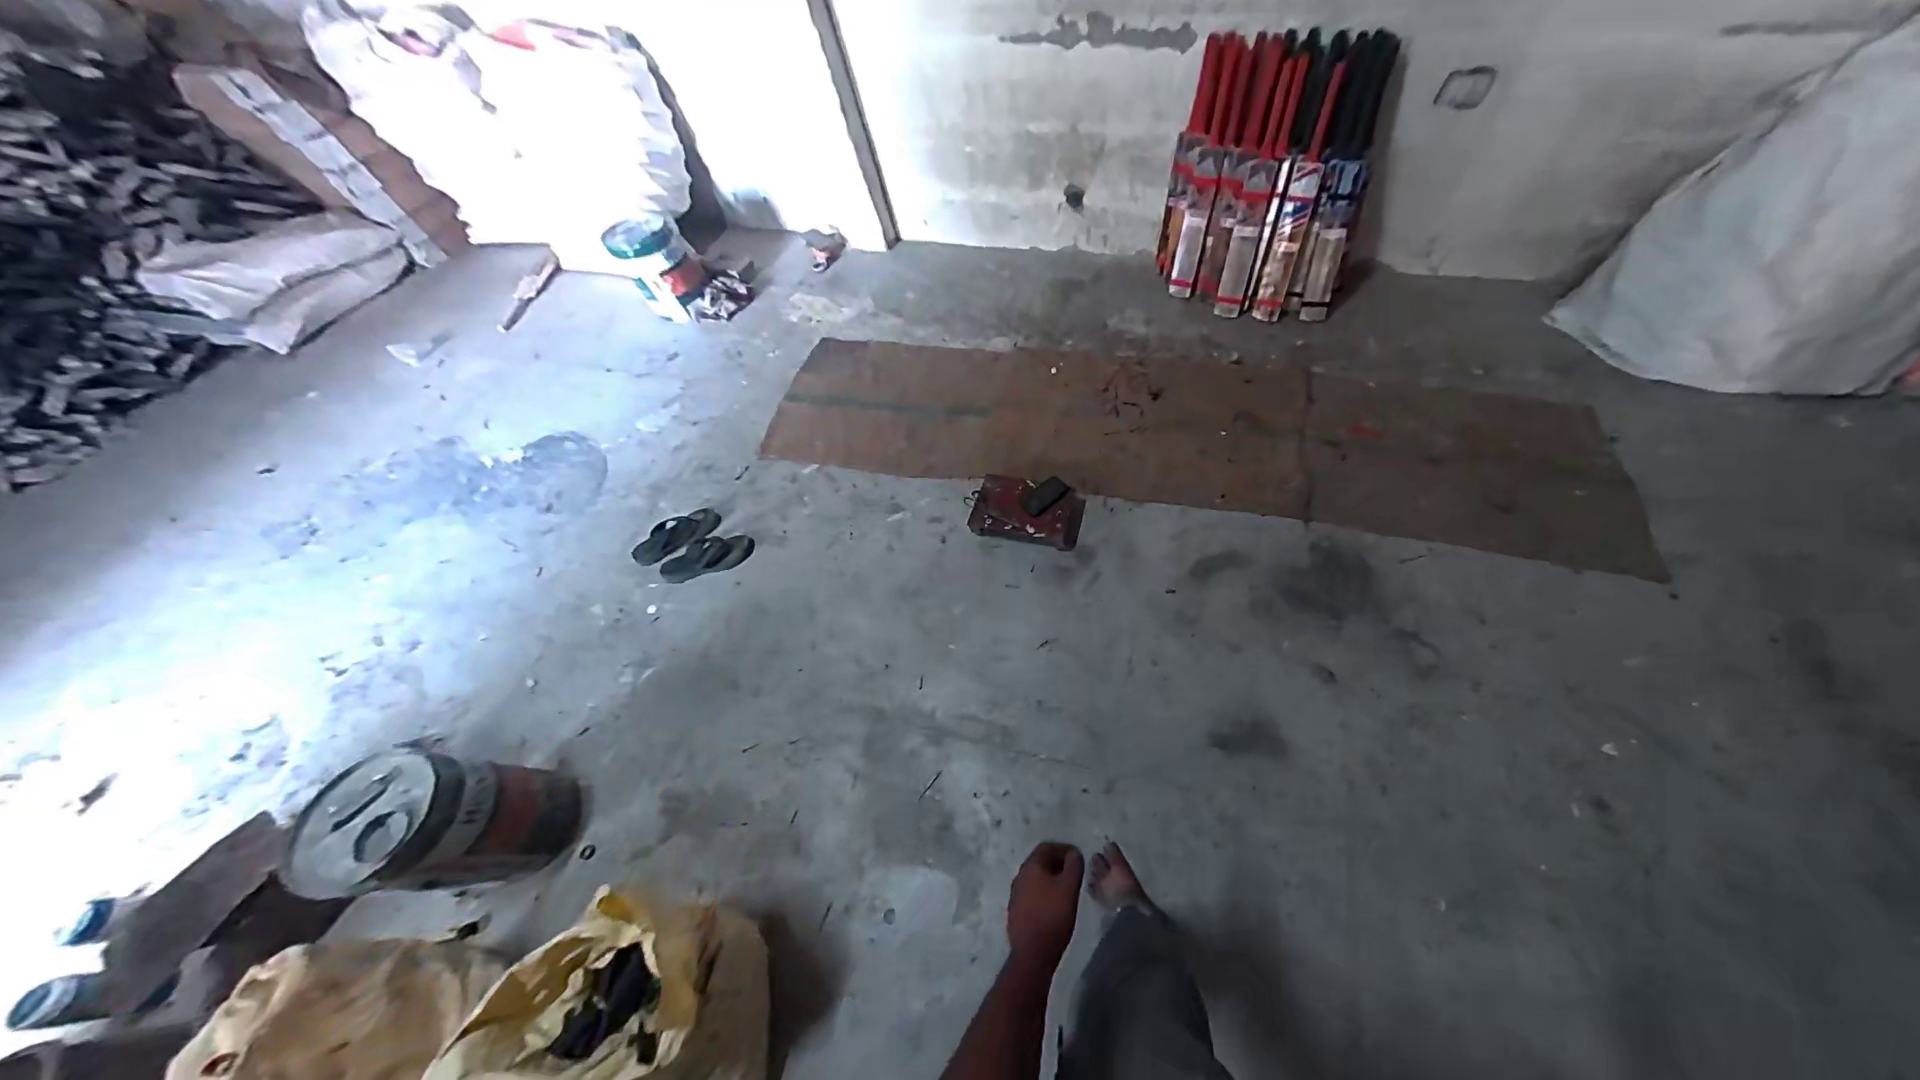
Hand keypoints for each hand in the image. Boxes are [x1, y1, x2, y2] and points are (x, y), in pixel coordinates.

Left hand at [1006, 842, 1082, 967]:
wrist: (1032, 952)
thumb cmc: (1053, 916)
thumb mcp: (1069, 888)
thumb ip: (1074, 866)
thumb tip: (1074, 852)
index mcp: (1031, 866)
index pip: (1046, 847)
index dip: (1063, 848)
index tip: (1077, 857)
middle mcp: (1019, 875)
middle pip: (1039, 860)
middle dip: (1058, 862)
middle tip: (1074, 872)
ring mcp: (1015, 893)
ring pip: (1035, 877)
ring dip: (1050, 877)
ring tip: (1066, 888)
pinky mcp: (1015, 909)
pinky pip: (1030, 892)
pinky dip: (1043, 891)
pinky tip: (1053, 904)